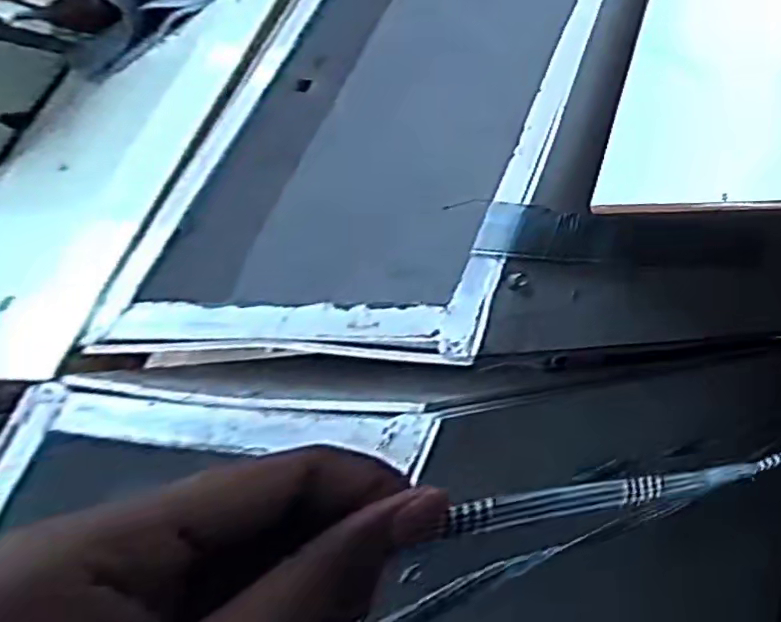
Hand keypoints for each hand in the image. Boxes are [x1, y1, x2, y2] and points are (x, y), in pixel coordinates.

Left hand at [0, 447, 446, 621]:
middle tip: (353, 608)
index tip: (422, 531)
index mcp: (89, 543)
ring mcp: (57, 588)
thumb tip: (427, 503)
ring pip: (230, 552)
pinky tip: (264, 621)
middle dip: (327, 550)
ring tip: (312, 620)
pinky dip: (241, 606)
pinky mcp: (62, 615)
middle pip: (260, 510)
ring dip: (289, 582)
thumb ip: (318, 580)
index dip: (372, 491)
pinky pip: (185, 587)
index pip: (292, 468)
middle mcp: (70, 548)